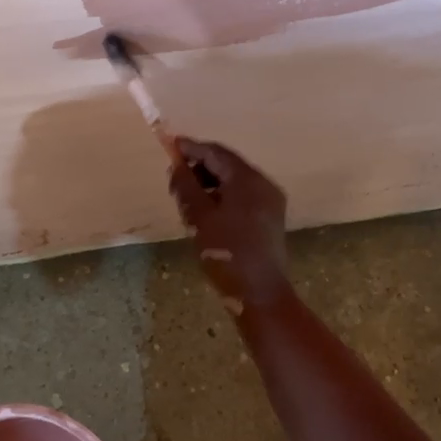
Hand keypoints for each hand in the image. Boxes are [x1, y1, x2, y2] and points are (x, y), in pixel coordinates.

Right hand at [169, 137, 291, 311]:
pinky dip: (223, 196)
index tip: (170, 146)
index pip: (215, 153)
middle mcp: (263, 184)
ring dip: (210, 183)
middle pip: (227, 164)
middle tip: (175, 178)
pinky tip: (207, 211)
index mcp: (248, 179)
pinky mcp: (270, 217)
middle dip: (200, 167)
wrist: (260, 293)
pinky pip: (242, 196)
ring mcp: (270, 201)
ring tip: (187, 197)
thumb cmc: (226, 252)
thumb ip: (185, 186)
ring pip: (234, 181)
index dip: (191, 148)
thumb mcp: (199, 217)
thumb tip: (175, 166)